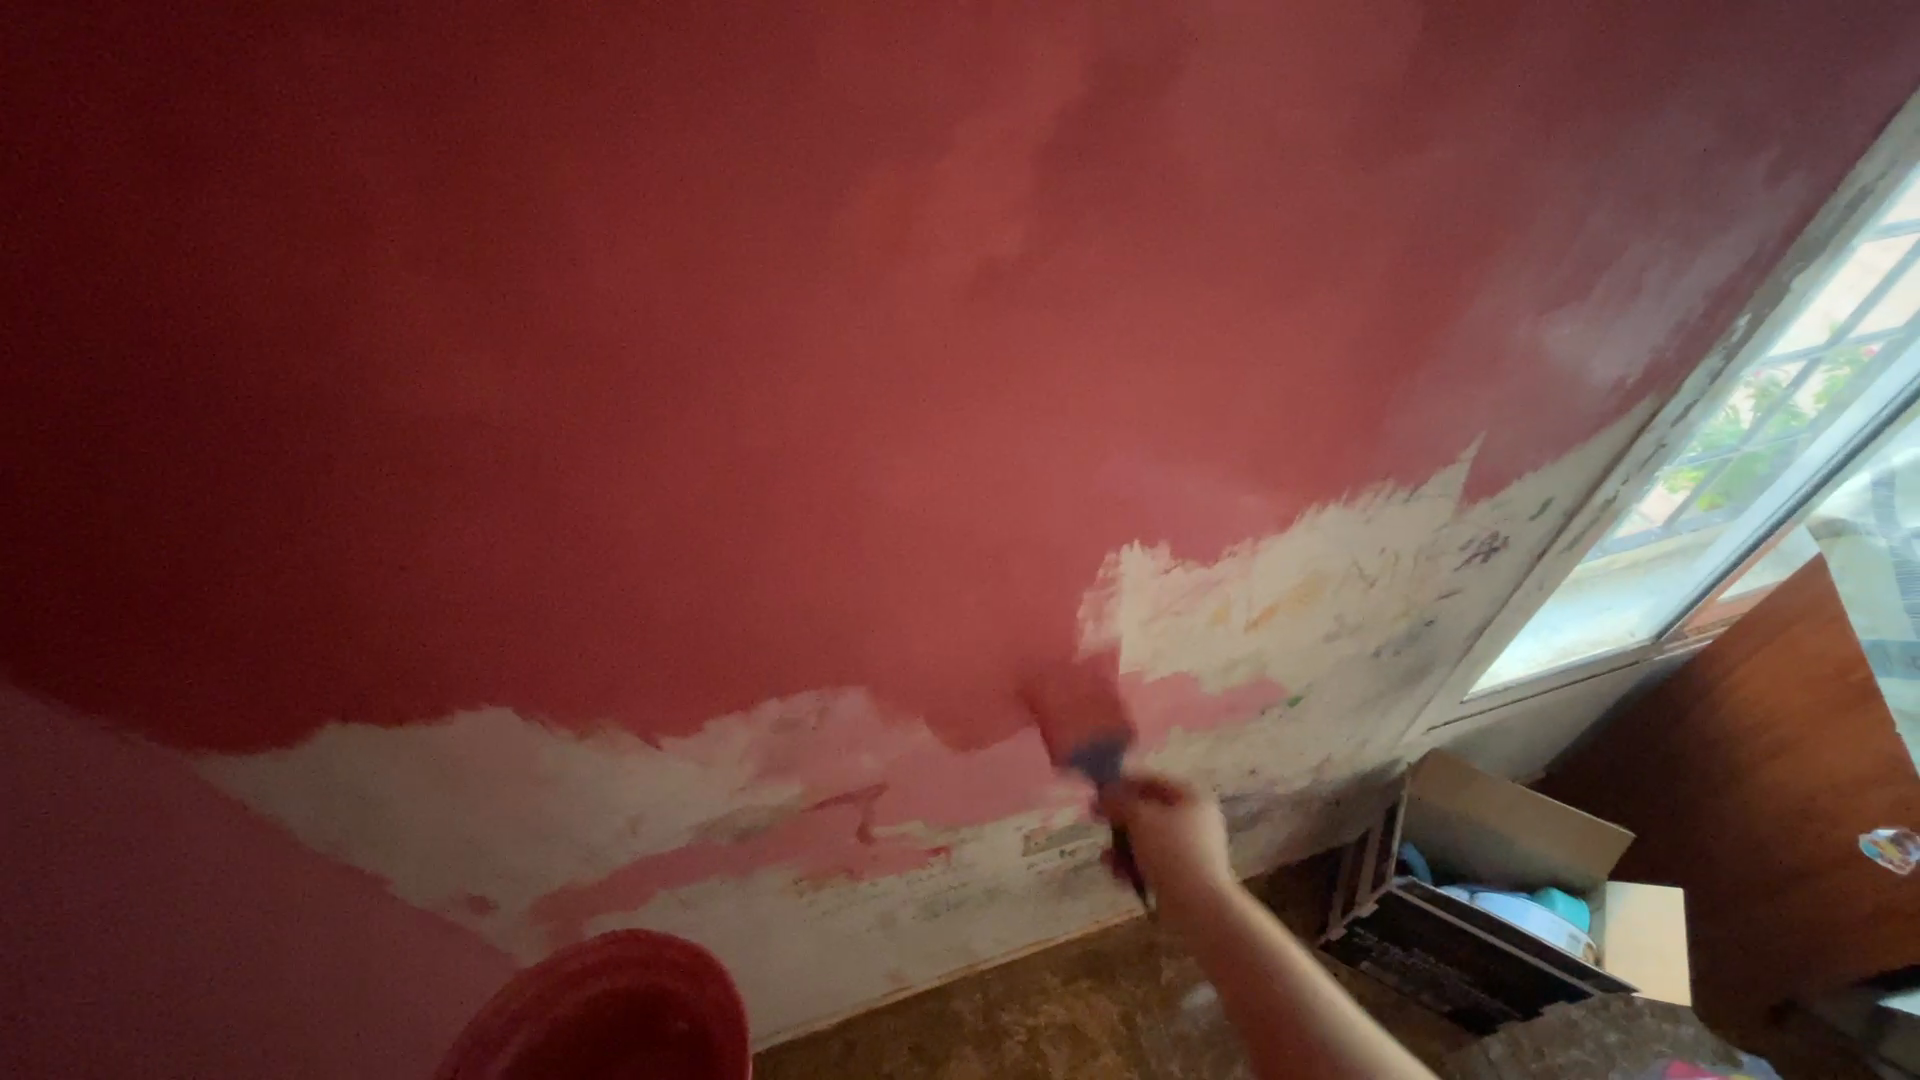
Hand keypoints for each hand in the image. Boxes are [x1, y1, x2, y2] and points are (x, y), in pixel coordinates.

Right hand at [1100, 773, 1236, 919]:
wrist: (1200, 907)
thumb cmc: (1171, 852)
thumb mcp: (1139, 818)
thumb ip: (1119, 800)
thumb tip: (1104, 793)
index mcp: (1192, 796)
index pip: (1151, 780)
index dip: (1122, 784)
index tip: (1097, 793)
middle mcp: (1194, 818)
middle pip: (1148, 810)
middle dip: (1119, 818)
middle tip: (1094, 819)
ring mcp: (1191, 849)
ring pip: (1147, 838)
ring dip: (1122, 846)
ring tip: (1107, 858)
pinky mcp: (1184, 875)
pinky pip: (1153, 861)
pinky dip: (1134, 865)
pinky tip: (1118, 875)